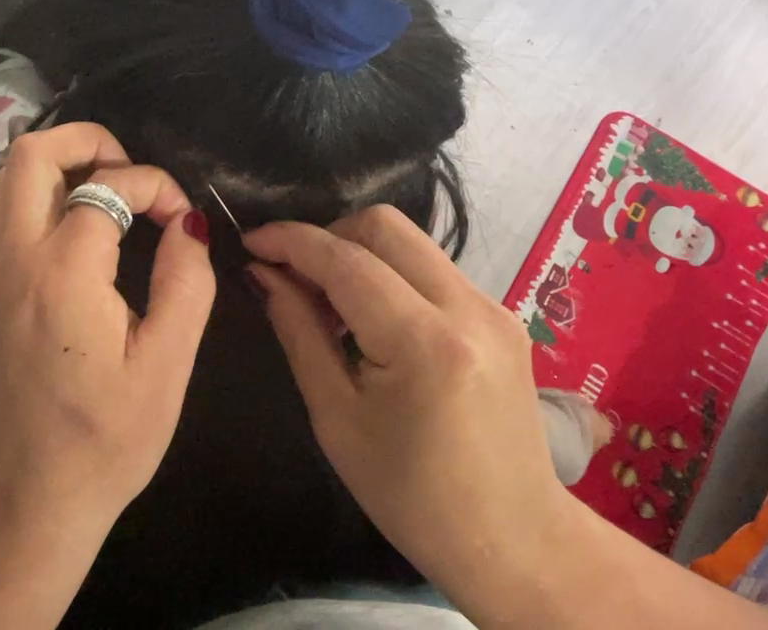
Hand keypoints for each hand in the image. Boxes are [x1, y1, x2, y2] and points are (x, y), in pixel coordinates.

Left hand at [0, 123, 215, 629]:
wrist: (32, 499)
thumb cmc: (109, 440)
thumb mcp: (168, 365)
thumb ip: (187, 280)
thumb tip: (188, 221)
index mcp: (62, 273)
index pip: (109, 187)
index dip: (157, 187)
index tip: (184, 221)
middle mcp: (15, 258)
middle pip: (31, 154)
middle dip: (88, 140)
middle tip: (134, 170)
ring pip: (11, 177)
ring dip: (64, 164)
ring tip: (117, 191)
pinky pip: (9, 211)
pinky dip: (47, 193)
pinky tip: (88, 224)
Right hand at [244, 206, 567, 597]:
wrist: (517, 542)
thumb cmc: (414, 498)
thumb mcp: (337, 419)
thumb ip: (299, 332)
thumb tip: (264, 274)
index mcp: (425, 343)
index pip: (346, 260)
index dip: (291, 241)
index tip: (250, 242)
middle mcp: (467, 307)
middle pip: (384, 226)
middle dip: (328, 236)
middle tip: (294, 277)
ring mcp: (493, 306)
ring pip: (411, 241)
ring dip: (359, 254)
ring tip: (329, 304)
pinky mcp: (502, 315)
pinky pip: (433, 268)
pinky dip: (391, 274)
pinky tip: (372, 321)